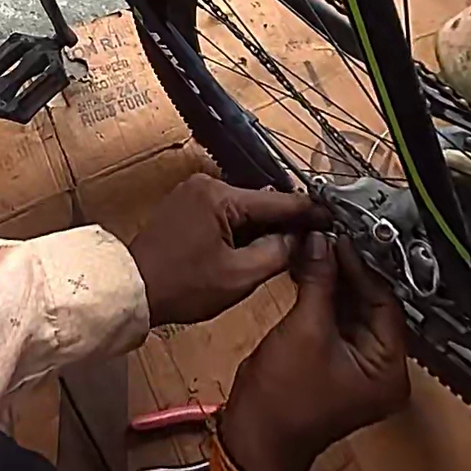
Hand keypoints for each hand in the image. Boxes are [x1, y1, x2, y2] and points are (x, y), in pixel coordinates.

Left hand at [126, 173, 323, 326]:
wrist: (135, 286)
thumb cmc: (184, 285)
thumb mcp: (240, 276)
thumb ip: (277, 252)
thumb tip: (301, 237)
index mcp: (219, 196)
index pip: (276, 200)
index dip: (308, 212)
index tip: (335, 219)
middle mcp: (205, 184)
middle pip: (259, 202)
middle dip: (285, 221)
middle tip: (315, 241)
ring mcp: (193, 192)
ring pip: (242, 208)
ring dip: (262, 227)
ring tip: (290, 248)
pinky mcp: (186, 204)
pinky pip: (224, 211)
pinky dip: (241, 227)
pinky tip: (256, 247)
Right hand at [219, 231, 409, 470]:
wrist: (256, 428)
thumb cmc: (288, 391)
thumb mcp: (306, 329)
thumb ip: (318, 281)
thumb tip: (321, 241)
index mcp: (389, 368)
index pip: (385, 303)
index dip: (361, 268)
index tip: (338, 239)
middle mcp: (377, 365)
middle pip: (368, 303)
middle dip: (343, 270)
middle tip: (322, 238)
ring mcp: (351, 360)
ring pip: (347, 306)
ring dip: (329, 277)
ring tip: (310, 247)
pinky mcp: (327, 354)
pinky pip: (330, 314)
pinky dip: (317, 291)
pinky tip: (301, 268)